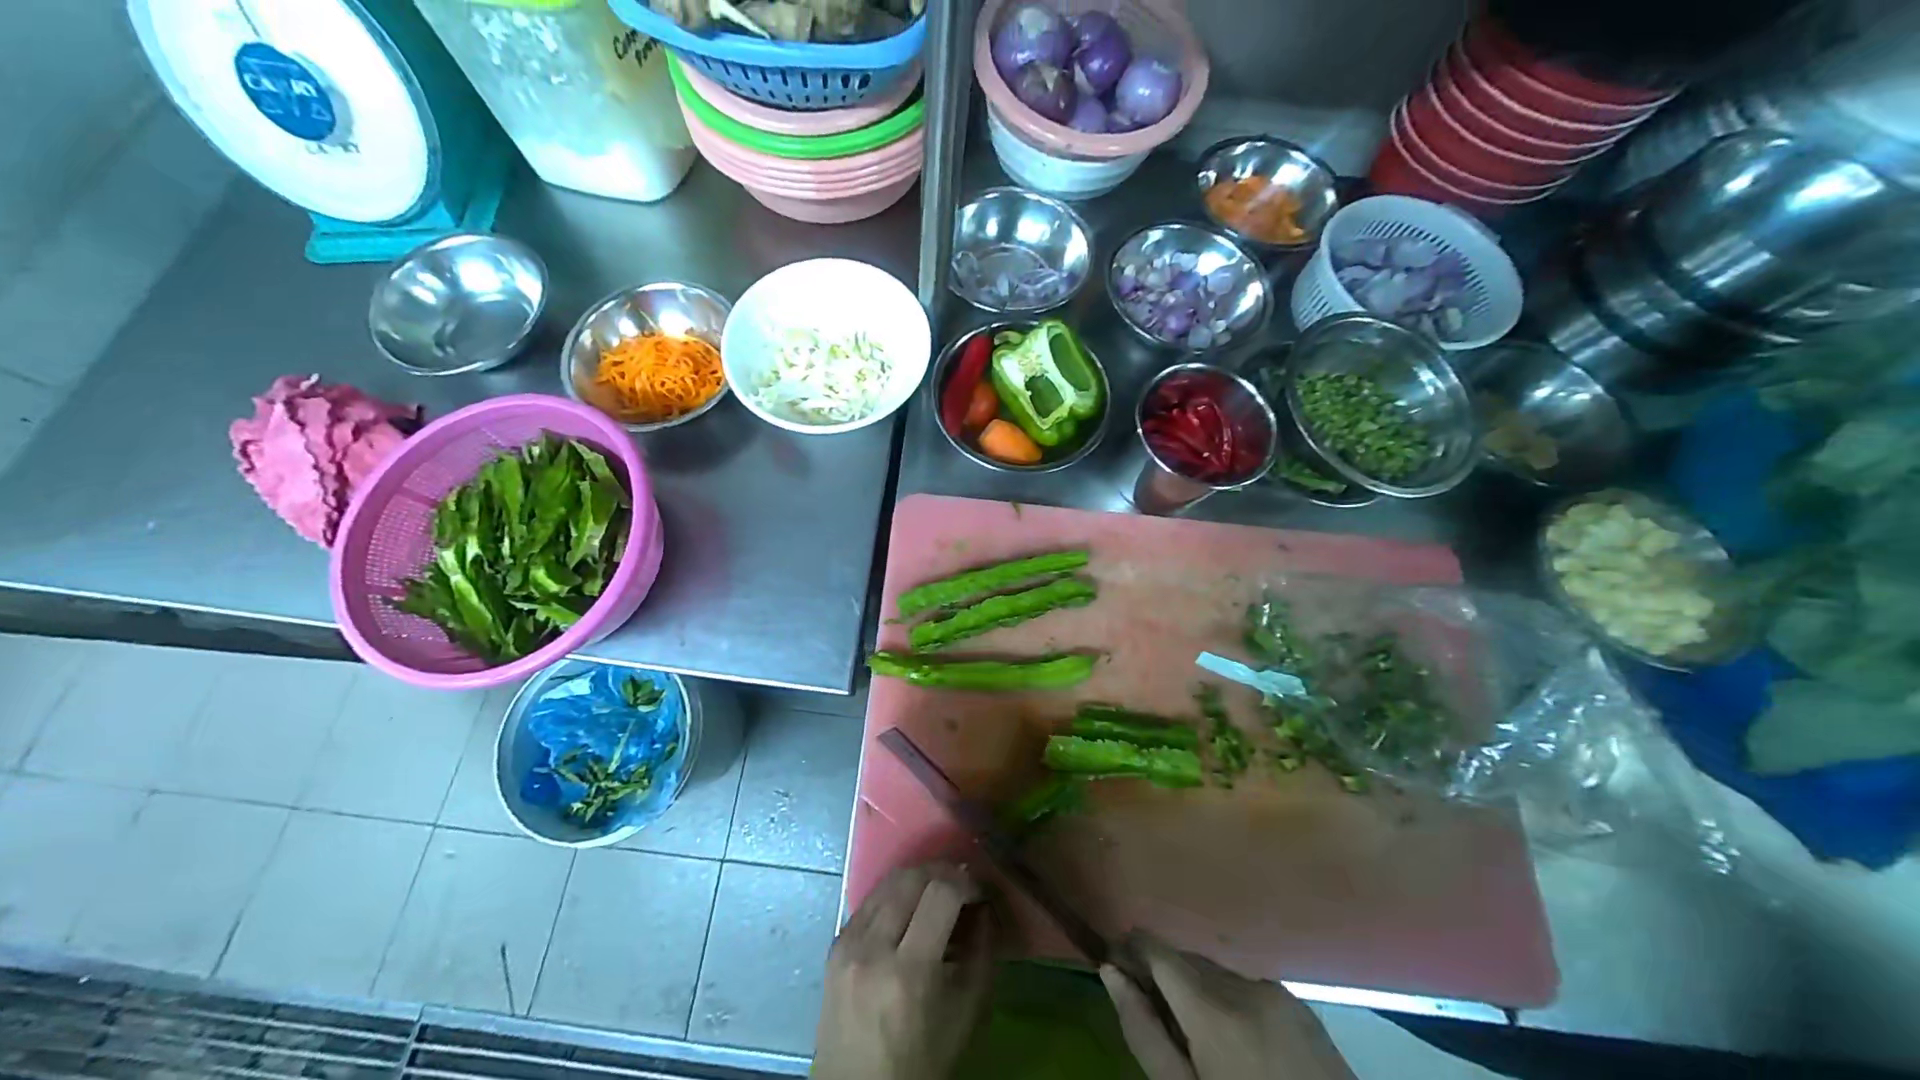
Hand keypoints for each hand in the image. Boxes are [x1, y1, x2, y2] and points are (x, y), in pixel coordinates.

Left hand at [812, 863, 995, 1079]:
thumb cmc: (921, 1061)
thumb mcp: (967, 1013)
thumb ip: (982, 952)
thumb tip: (984, 906)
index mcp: (909, 971)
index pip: (941, 893)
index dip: (966, 883)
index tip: (980, 894)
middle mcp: (872, 947)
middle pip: (911, 878)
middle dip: (943, 872)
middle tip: (962, 885)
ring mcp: (847, 943)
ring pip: (887, 882)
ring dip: (918, 879)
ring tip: (938, 894)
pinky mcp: (835, 945)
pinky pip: (870, 902)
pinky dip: (895, 896)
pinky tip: (909, 913)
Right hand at [1100, 935, 1356, 1079]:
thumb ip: (1143, 1031)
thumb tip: (1110, 971)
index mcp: (1214, 1009)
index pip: (1157, 950)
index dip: (1131, 950)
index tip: (1114, 966)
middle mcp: (1246, 986)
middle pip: (1187, 961)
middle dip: (1163, 977)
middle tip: (1153, 1017)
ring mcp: (1279, 994)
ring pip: (1218, 974)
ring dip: (1197, 991)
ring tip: (1197, 1039)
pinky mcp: (1303, 1008)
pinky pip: (1249, 989)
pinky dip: (1230, 1003)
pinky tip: (1236, 1045)